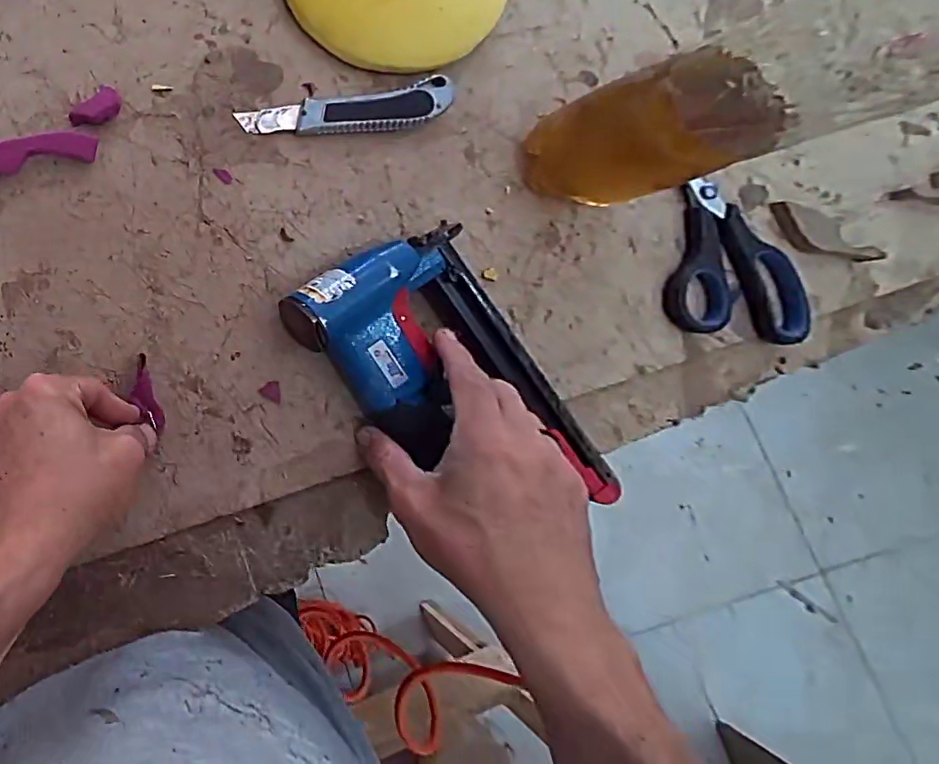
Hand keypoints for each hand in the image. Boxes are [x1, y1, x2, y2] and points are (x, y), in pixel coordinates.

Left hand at [0, 374, 157, 578]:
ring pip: (52, 424)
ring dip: (77, 437)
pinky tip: (73, 474)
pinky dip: (56, 452)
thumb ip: (139, 434)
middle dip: (98, 422)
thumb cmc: (77, 491)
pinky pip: (35, 442)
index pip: (94, 390)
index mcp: (43, 389)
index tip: (137, 426)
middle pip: (70, 404)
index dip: (121, 410)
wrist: (27, 544)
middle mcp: (14, 402)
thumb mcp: (126, 455)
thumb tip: (142, 431)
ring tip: (99, 460)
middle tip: (121, 442)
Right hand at [356, 330, 601, 629]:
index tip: (442, 335)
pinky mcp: (571, 484)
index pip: (468, 374)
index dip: (453, 351)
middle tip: (450, 389)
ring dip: (499, 410)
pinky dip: (521, 441)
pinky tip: (508, 471)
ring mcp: (553, 459)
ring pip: (524, 416)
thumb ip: (388, 462)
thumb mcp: (415, 507)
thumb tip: (368, 434)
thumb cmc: (474, 552)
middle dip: (474, 379)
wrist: (545, 602)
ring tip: (477, 433)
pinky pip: (542, 445)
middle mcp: (523, 436)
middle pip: (499, 389)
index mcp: (483, 433)